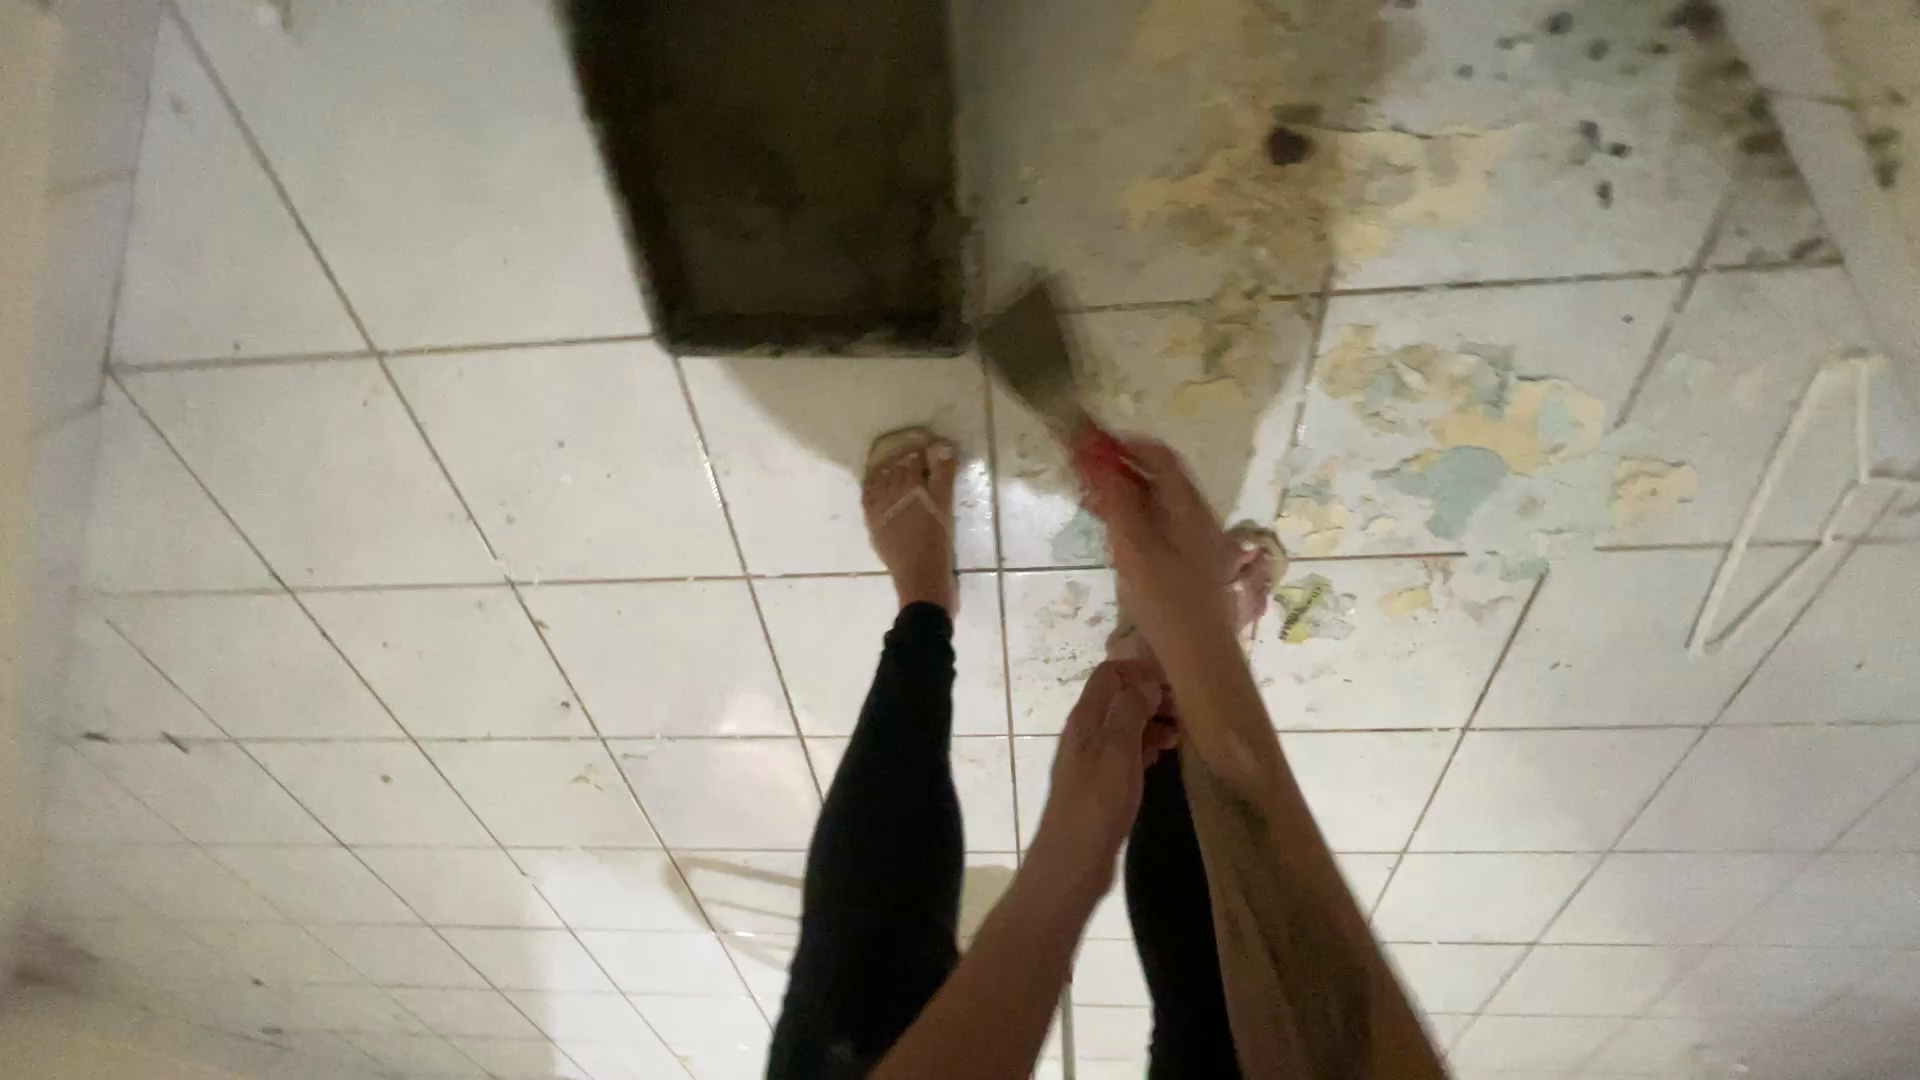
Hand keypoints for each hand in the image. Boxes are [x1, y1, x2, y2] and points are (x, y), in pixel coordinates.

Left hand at [1032, 659, 1176, 888]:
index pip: (1109, 673)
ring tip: (1182, 732)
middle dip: (1150, 696)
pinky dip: (1146, 746)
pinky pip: (1126, 751)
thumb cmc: (1097, 800)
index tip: (1174, 683)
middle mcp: (1085, 731)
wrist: (1074, 858)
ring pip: (1124, 725)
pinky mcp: (1100, 782)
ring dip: (1151, 722)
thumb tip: (1145, 681)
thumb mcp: (1117, 749)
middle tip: (1184, 709)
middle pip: (1118, 698)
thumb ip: (1130, 711)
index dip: (1140, 671)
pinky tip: (1166, 755)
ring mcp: (1091, 757)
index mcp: (1086, 717)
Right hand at [1075, 439, 1240, 669]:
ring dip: (1122, 491)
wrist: (1197, 651)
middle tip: (1082, 471)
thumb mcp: (1133, 546)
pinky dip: (1131, 514)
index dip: (1124, 445)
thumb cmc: (1165, 599)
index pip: (1158, 456)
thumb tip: (1096, 460)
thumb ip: (1116, 500)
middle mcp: (1194, 512)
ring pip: (1155, 499)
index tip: (1090, 445)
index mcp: (1186, 504)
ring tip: (1088, 497)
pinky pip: (1156, 520)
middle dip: (1118, 467)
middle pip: (1156, 475)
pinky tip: (1109, 524)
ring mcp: (1192, 535)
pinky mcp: (1185, 556)